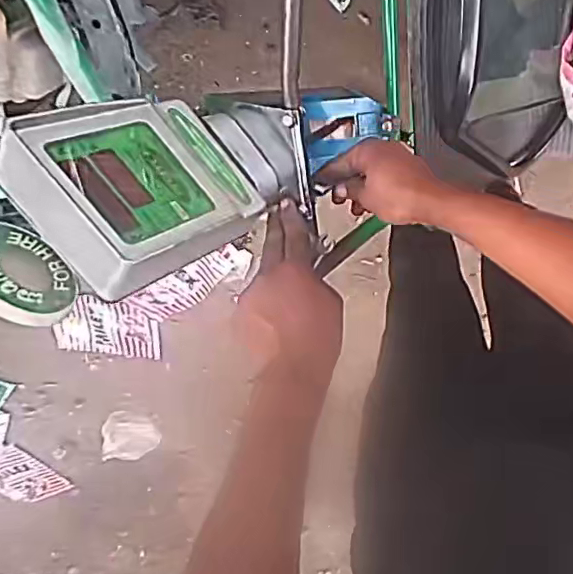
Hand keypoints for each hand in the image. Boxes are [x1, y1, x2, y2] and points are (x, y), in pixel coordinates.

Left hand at [235, 202, 342, 379]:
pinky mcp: (241, 311)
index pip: (293, 233)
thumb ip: (317, 279)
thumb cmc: (318, 339)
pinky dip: (264, 299)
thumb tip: (310, 275)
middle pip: (272, 243)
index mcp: (294, 269)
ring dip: (273, 275)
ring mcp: (251, 293)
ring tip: (286, 288)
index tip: (288, 205)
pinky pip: (255, 297)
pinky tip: (276, 313)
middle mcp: (268, 275)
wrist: (292, 368)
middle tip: (278, 216)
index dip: (292, 216)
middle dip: (277, 228)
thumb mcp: (330, 300)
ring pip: (263, 274)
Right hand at [318, 139, 456, 225]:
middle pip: (356, 164)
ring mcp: (397, 155)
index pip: (338, 161)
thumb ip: (350, 191)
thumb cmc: (405, 195)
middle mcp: (382, 147)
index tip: (323, 182)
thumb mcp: (365, 197)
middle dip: (348, 183)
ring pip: (372, 170)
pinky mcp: (408, 166)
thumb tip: (344, 190)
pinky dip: (378, 185)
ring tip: (359, 204)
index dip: (328, 175)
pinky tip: (376, 200)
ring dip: (363, 186)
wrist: (431, 202)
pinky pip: (386, 173)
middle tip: (341, 197)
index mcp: (367, 149)